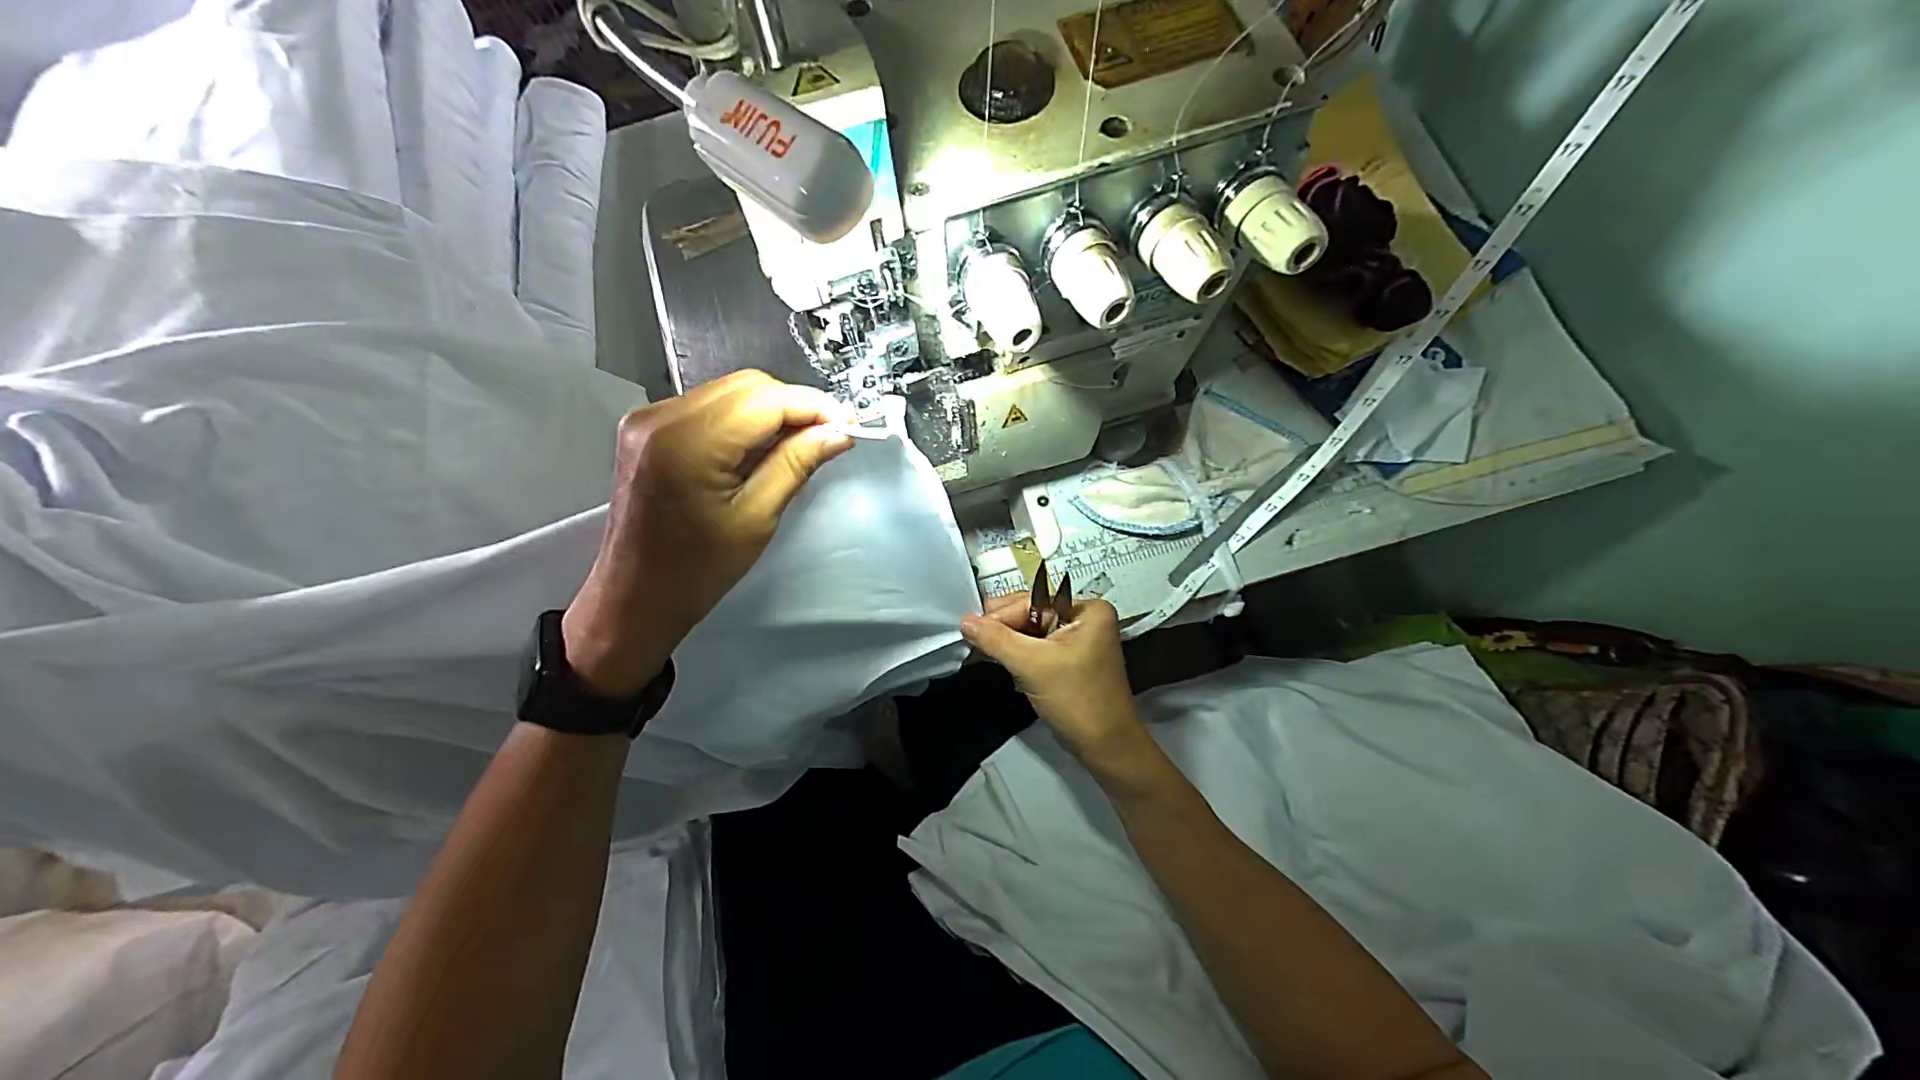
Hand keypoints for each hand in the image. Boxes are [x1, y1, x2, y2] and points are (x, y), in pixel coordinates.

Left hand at [563, 370, 854, 694]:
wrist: (637, 595)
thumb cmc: (694, 571)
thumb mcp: (756, 518)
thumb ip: (796, 464)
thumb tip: (836, 433)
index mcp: (686, 444)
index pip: (765, 399)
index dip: (814, 406)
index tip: (846, 425)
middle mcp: (660, 419)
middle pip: (748, 387)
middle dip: (795, 406)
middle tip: (828, 436)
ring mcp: (649, 420)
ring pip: (731, 392)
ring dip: (771, 412)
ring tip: (799, 445)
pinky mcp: (649, 429)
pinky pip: (710, 406)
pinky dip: (744, 420)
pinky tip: (761, 449)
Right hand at [960, 593, 1150, 772]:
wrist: (1106, 746)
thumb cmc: (1076, 699)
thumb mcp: (1032, 665)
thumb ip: (996, 639)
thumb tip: (964, 620)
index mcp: (1087, 609)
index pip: (1032, 601)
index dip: (1000, 615)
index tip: (968, 628)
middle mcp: (1084, 618)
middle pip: (1031, 613)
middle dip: (1001, 626)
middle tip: (969, 637)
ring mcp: (1078, 640)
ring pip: (1031, 631)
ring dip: (1006, 640)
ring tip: (978, 647)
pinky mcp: (1070, 660)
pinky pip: (1037, 646)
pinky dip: (1017, 652)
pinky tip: (997, 657)